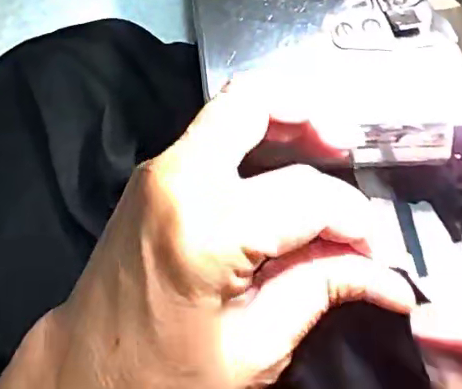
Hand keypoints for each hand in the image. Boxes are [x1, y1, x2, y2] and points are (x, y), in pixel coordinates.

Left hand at [0, 76, 417, 388]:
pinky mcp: (154, 170)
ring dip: (280, 118)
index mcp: (202, 229)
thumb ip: (315, 292)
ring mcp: (159, 166)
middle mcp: (176, 177)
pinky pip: (212, 130)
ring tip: (325, 150)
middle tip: (346, 148)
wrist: (83, 366)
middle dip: (307, 115)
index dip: (350, 216)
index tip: (371, 243)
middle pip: (250, 101)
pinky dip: (253, 135)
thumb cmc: (158, 375)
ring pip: (229, 105)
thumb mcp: (250, 352)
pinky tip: (282, 168)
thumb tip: (378, 272)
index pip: (301, 193)